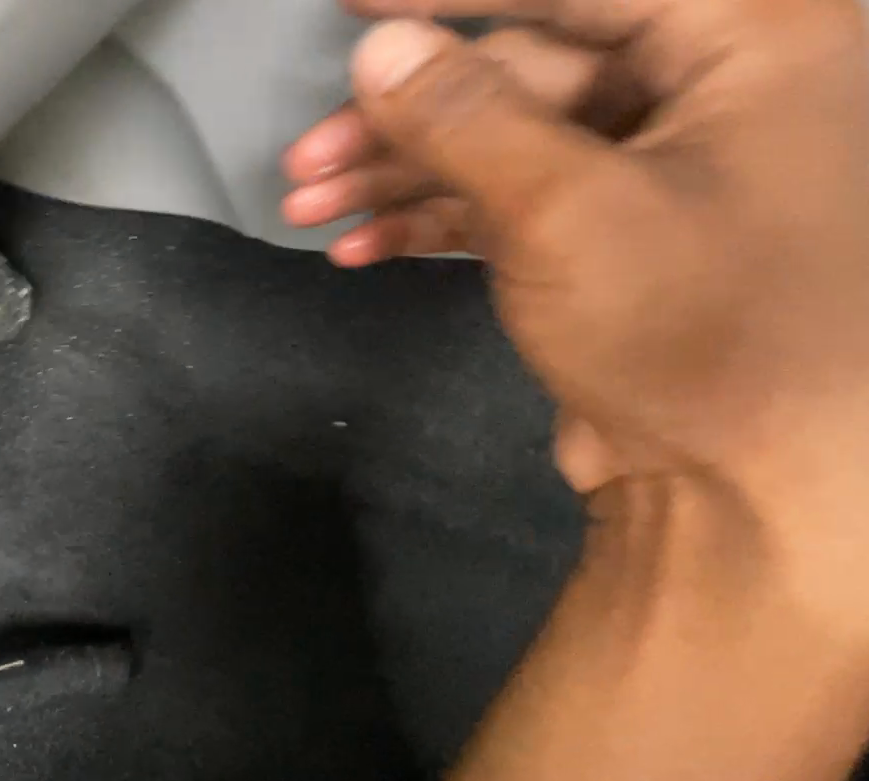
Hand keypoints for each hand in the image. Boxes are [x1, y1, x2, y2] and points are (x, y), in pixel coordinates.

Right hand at [283, 1, 868, 629]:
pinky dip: (426, 224)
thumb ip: (467, 121)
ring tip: (304, 210)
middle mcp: (702, 85)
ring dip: (392, 179)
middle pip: (516, 75)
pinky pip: (499, 203)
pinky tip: (357, 249)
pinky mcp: (599, 233)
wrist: (731, 466)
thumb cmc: (685, 322)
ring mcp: (645, 165)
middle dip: (397, 123)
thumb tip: (379, 51)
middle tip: (300, 159)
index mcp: (750, 37)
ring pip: (494, 146)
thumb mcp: (562, 210)